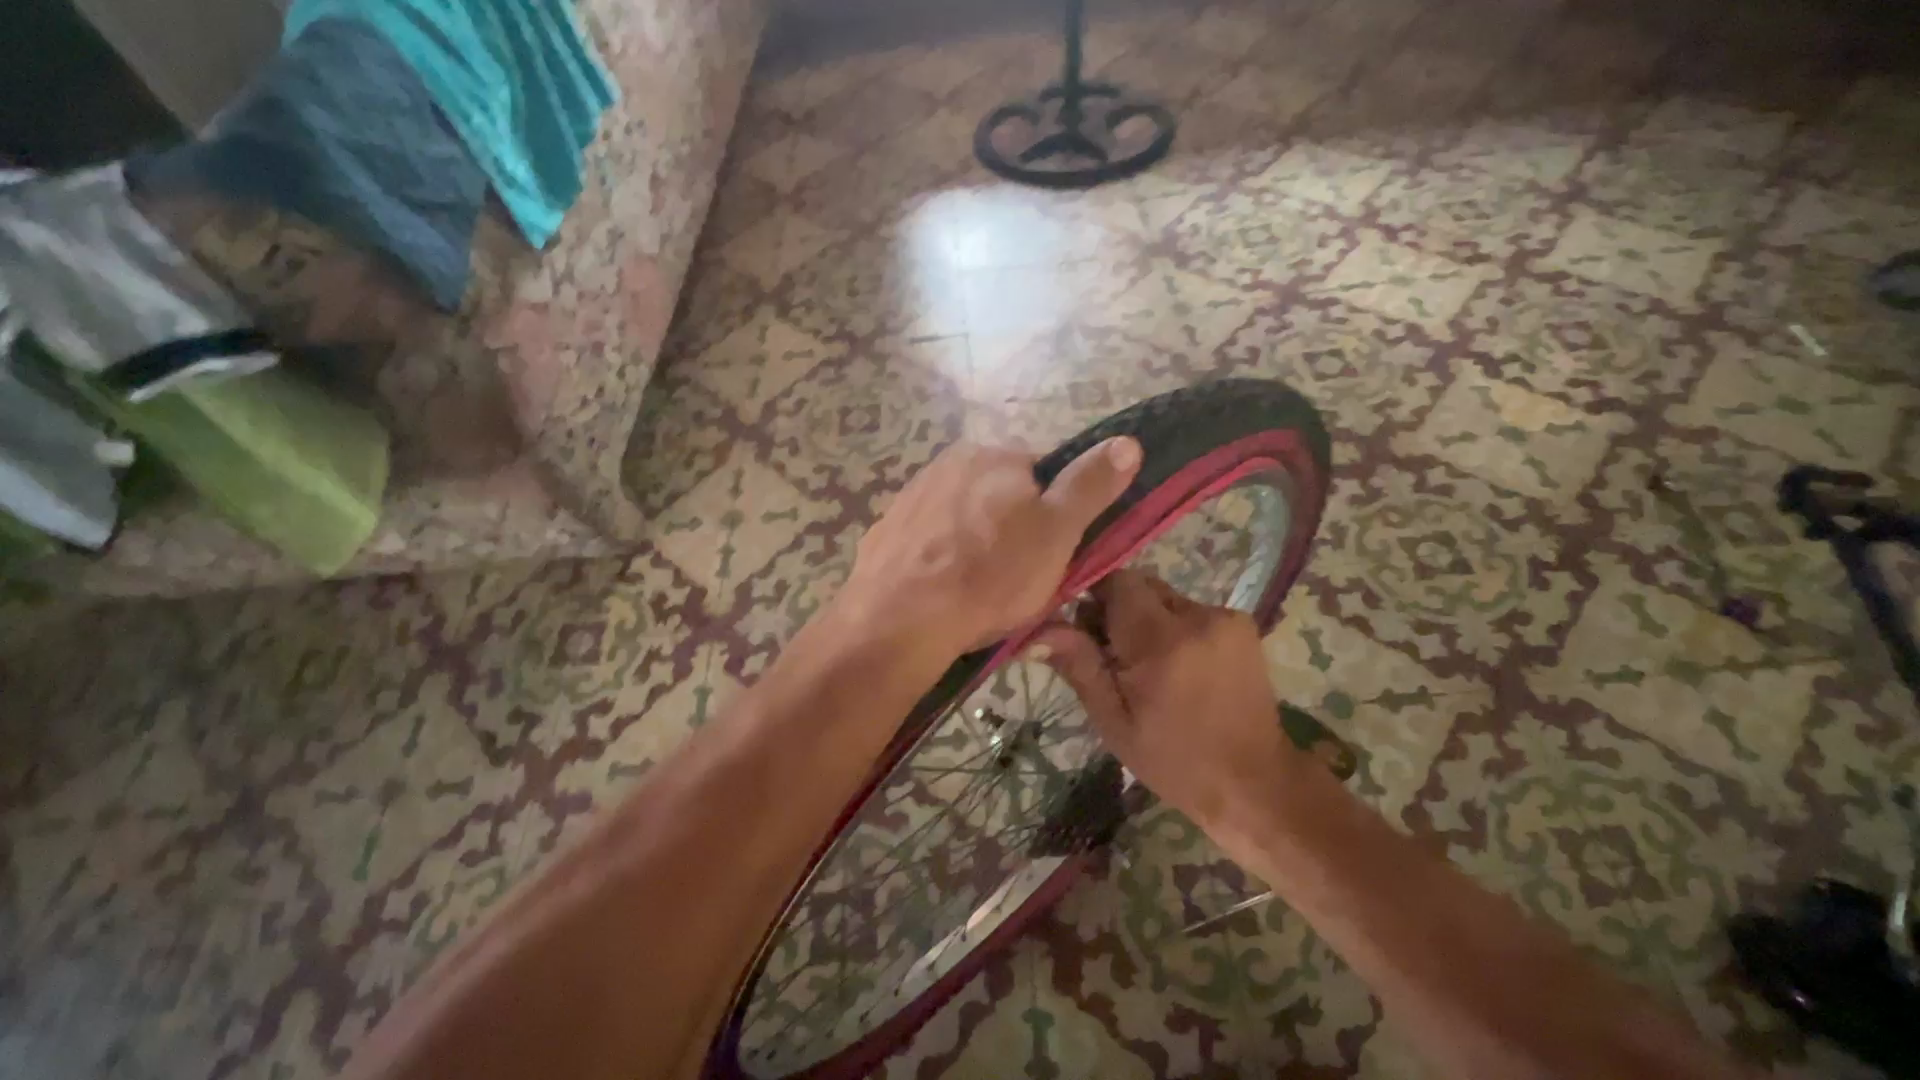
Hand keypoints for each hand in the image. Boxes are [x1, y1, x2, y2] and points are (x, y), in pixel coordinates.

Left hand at [836, 438, 1141, 655]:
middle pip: (1002, 498)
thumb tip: (1128, 441)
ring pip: (965, 522)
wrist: (899, 620)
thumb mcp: (1058, 531)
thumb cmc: (991, 574)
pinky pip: (930, 545)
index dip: (1060, 515)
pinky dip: (943, 565)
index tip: (1061, 554)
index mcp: (993, 455)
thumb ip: (1090, 484)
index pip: (1043, 473)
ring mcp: (911, 498)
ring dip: (979, 549)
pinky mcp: (886, 535)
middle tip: (1025, 583)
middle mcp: (948, 463)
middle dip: (1016, 532)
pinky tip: (947, 597)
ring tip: (985, 597)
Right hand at [1035, 570, 1305, 824]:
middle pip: (1142, 586)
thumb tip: (1036, 630)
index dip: (1094, 598)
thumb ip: (1079, 666)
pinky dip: (1178, 630)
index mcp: (1160, 640)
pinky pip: (1193, 611)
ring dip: (1150, 622)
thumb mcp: (1114, 721)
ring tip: (1151, 671)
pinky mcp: (1243, 624)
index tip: (1085, 631)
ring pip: (1166, 598)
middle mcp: (1197, 615)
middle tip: (1115, 660)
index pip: (1116, 581)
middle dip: (1120, 613)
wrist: (1252, 781)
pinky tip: (1182, 670)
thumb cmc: (1173, 760)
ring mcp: (1226, 618)